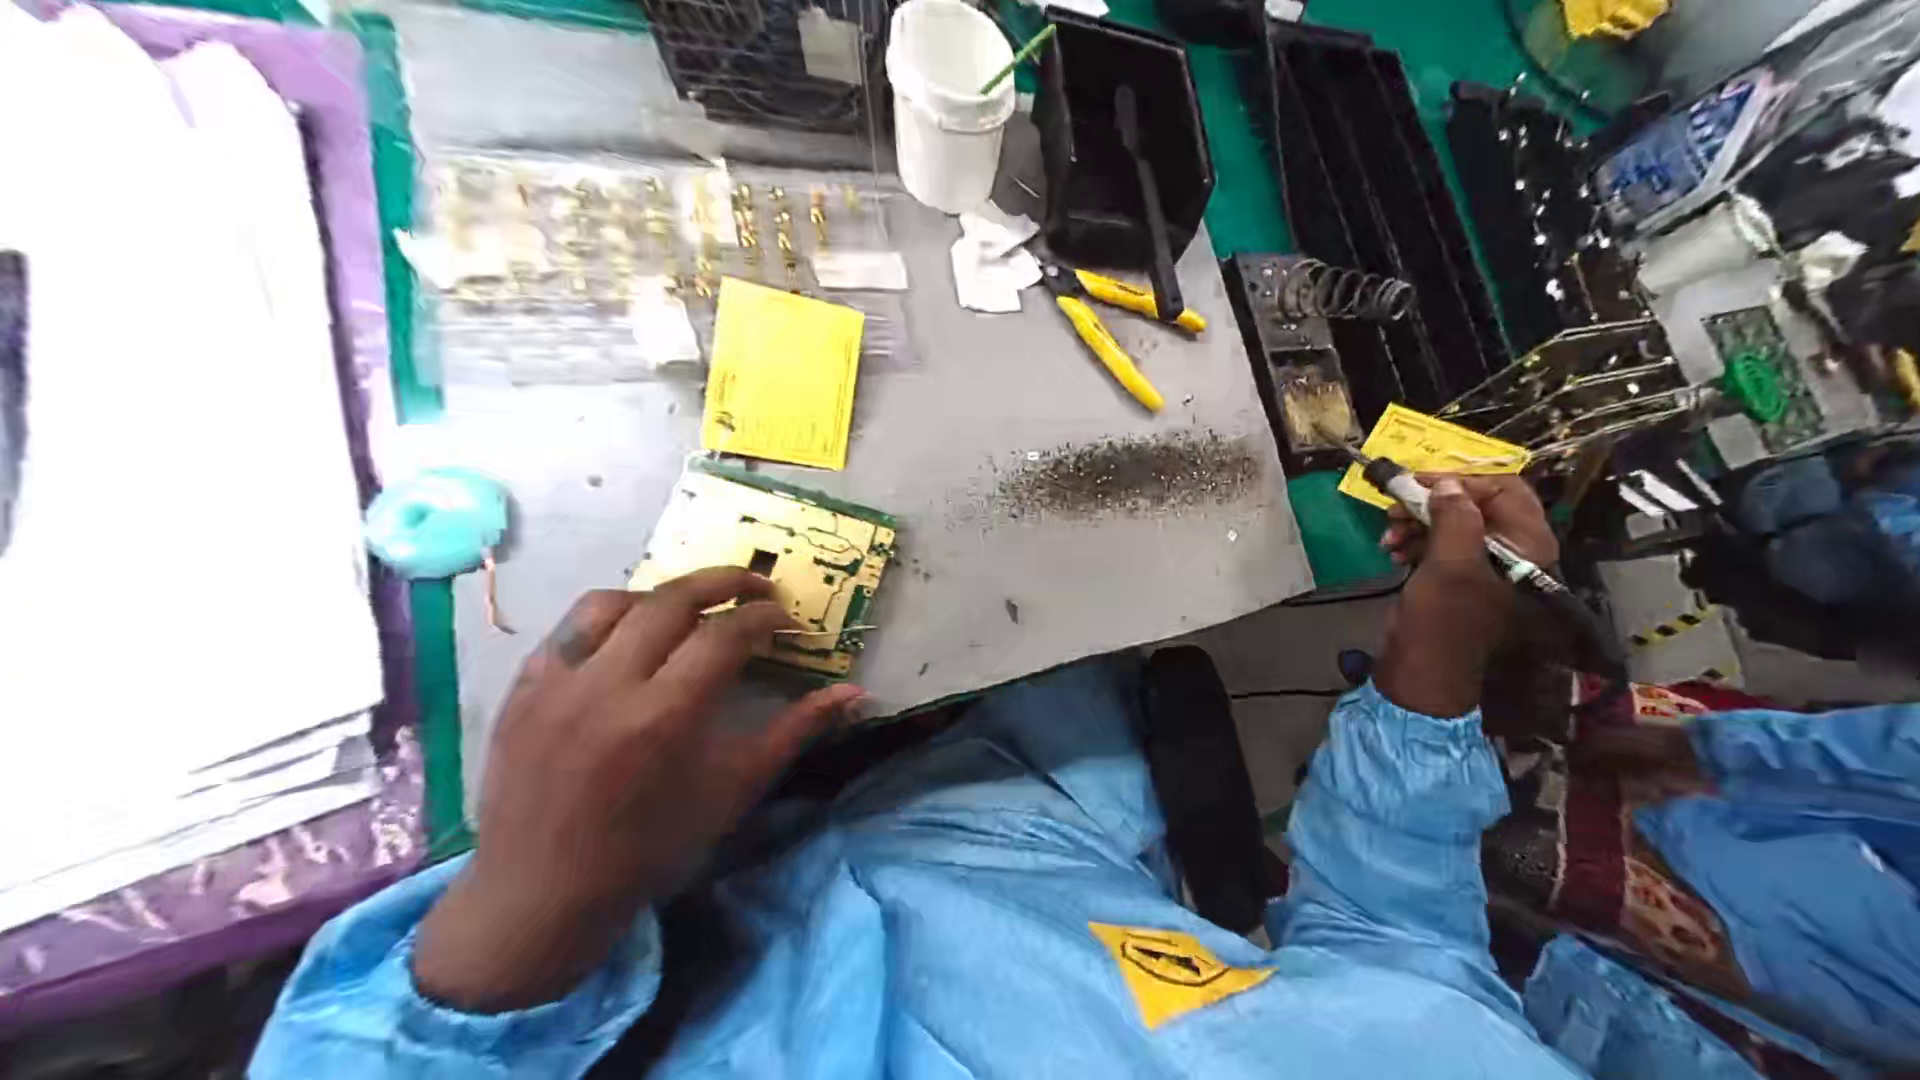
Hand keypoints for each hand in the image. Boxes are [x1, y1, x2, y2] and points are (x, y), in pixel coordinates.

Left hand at [413, 569, 864, 1011]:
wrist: (544, 895)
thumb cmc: (653, 846)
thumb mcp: (736, 787)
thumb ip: (798, 730)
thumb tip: (856, 692)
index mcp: (665, 717)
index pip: (725, 634)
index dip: (763, 616)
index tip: (783, 619)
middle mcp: (607, 687)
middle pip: (671, 600)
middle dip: (724, 581)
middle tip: (756, 585)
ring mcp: (555, 685)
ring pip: (612, 602)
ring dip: (663, 595)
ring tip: (693, 607)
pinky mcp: (522, 691)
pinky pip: (567, 630)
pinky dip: (609, 619)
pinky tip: (630, 636)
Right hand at [1373, 475, 1557, 717]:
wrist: (1423, 667)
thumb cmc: (1443, 617)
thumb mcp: (1450, 564)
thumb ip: (1455, 519)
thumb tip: (1449, 484)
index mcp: (1526, 545)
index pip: (1504, 490)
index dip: (1461, 482)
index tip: (1417, 484)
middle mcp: (1510, 549)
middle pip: (1474, 504)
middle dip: (1431, 503)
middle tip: (1395, 509)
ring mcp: (1482, 563)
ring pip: (1450, 522)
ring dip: (1415, 522)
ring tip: (1388, 535)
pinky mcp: (1456, 575)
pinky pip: (1437, 543)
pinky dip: (1413, 540)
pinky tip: (1391, 550)